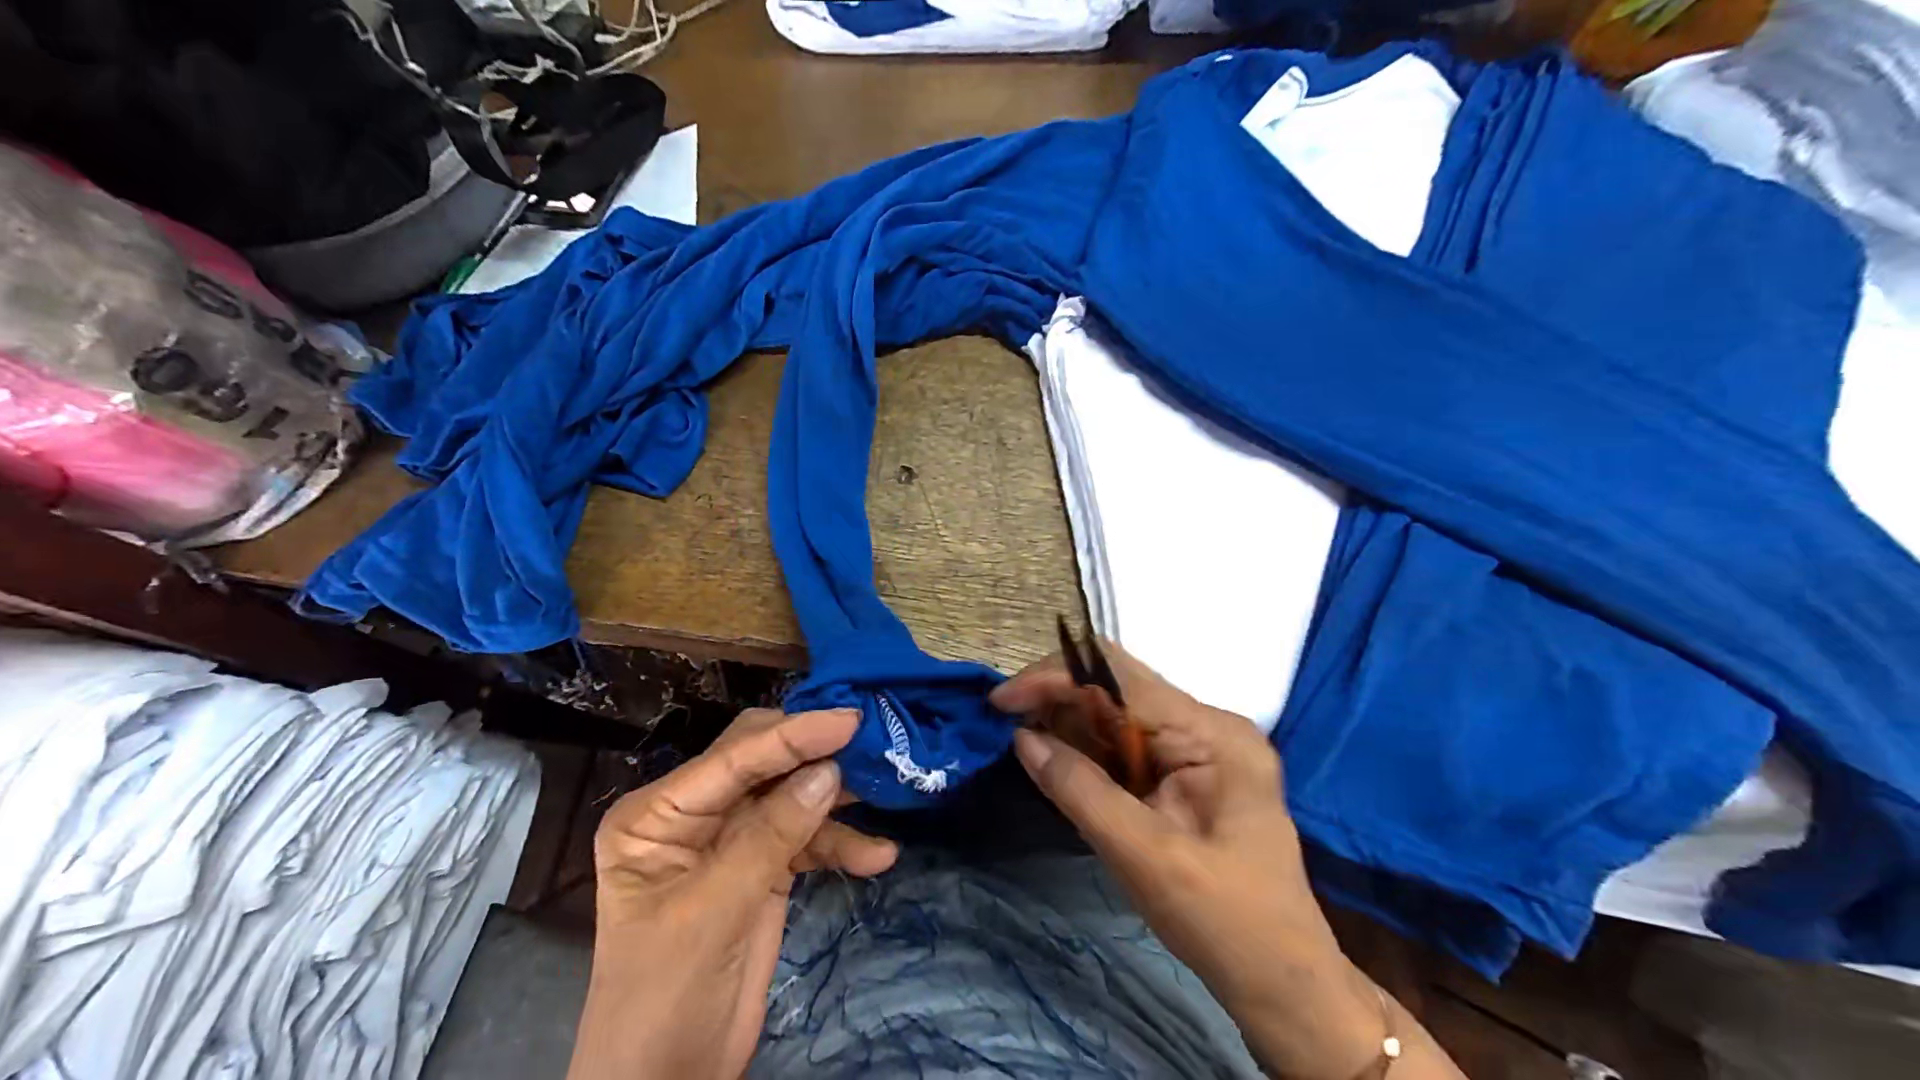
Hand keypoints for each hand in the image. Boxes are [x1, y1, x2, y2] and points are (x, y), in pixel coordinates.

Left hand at [568, 707, 897, 1079]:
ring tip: (883, 791)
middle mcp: (693, 813)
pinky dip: (840, 844)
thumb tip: (829, 771)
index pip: (731, 759)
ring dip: (835, 799)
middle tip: (870, 744)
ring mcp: (731, 838)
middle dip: (814, 755)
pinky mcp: (763, 866)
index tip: (849, 719)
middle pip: (763, 763)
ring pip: (792, 795)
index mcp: (657, 813)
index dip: (793, 736)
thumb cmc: (664, 996)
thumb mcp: (716, 910)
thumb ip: (772, 835)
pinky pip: (807, 838)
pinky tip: (876, 856)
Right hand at [993, 646, 1463, 1079]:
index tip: (1002, 702)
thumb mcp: (1145, 857)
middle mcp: (1209, 726)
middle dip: (1058, 698)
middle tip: (1007, 726)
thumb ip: (1081, 791)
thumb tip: (1022, 737)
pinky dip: (1089, 748)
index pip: (1121, 678)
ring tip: (1025, 743)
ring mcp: (1202, 747)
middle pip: (1119, 686)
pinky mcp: (1190, 771)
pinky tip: (1060, 761)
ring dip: (1069, 722)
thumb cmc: (1224, 921)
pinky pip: (1129, 743)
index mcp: (1213, 734)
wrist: (1282, 982)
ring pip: (1119, 711)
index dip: (1056, 678)